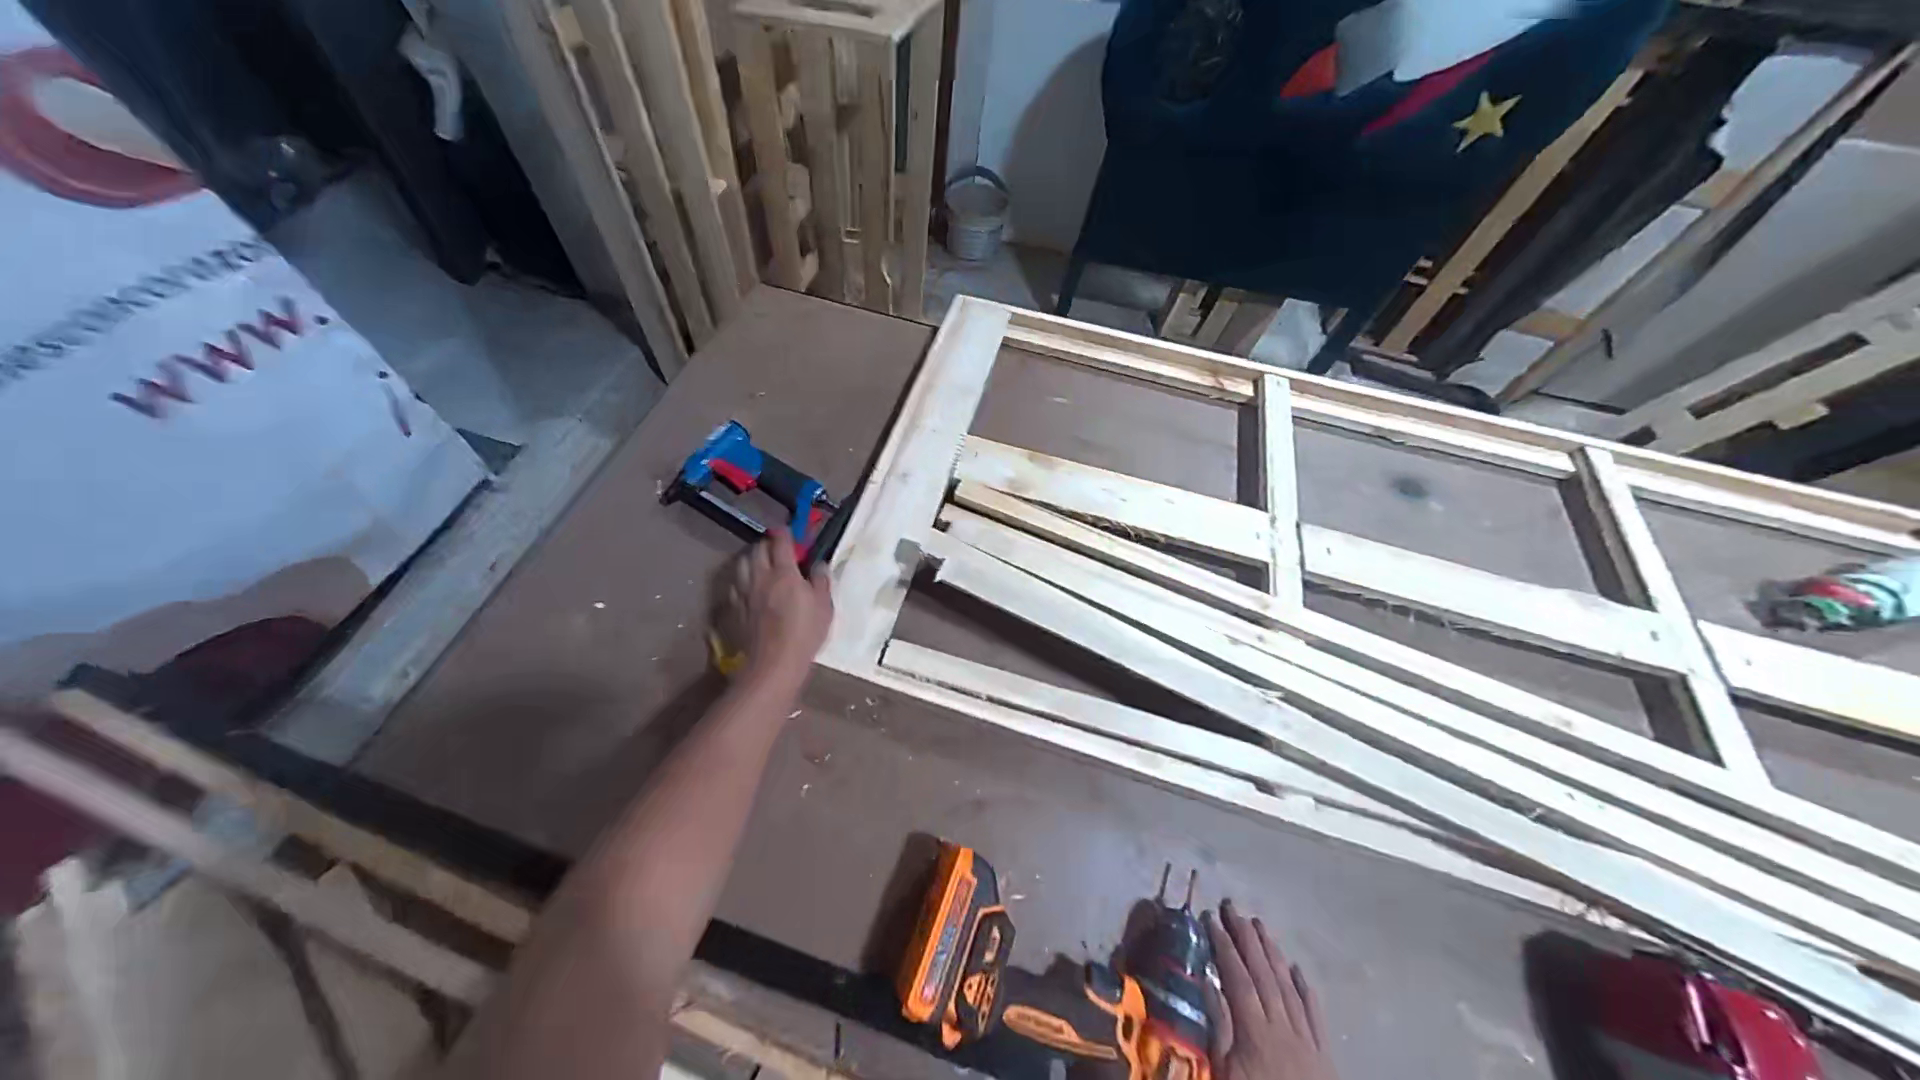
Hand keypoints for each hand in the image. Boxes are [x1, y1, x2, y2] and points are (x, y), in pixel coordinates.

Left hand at [734, 530, 833, 686]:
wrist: (772, 664)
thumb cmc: (804, 634)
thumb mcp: (824, 607)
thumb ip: (821, 581)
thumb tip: (818, 564)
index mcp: (784, 572)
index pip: (781, 541)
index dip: (786, 533)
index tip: (790, 533)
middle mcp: (760, 576)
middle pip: (758, 548)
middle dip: (768, 544)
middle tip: (779, 551)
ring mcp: (743, 591)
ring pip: (742, 563)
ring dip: (753, 559)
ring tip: (762, 566)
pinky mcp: (733, 607)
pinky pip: (735, 583)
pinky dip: (742, 579)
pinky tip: (750, 588)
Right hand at [1203, 900, 1336, 1079]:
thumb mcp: (1224, 1077)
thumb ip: (1218, 1032)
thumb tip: (1207, 985)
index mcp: (1256, 1034)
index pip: (1237, 979)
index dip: (1224, 946)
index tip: (1211, 918)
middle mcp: (1283, 1030)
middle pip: (1264, 975)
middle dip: (1246, 938)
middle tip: (1232, 907)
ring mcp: (1307, 1044)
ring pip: (1288, 988)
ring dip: (1272, 953)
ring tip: (1260, 926)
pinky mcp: (1325, 1061)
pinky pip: (1315, 1017)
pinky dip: (1305, 990)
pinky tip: (1297, 970)